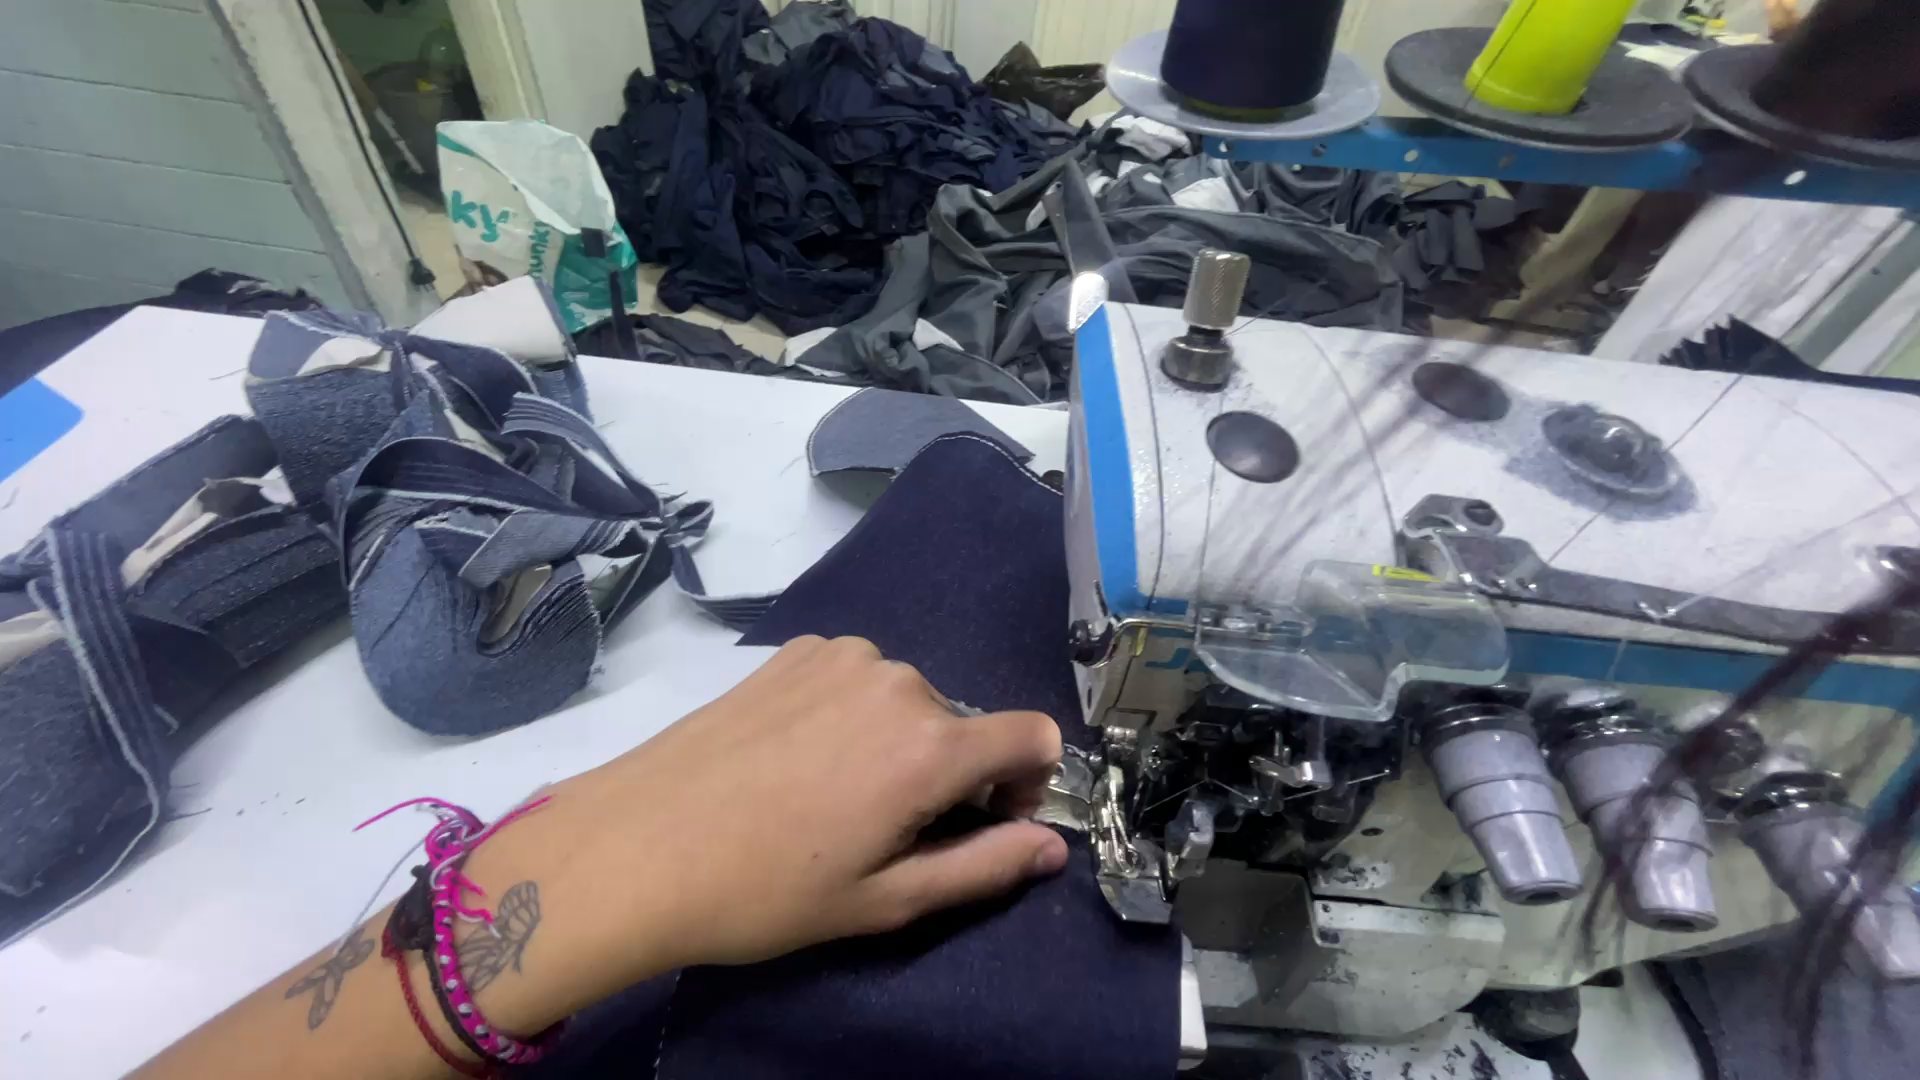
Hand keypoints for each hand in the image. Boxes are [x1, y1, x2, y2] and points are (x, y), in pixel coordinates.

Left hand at [458, 636, 1068, 1030]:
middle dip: (947, 772)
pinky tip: (796, 750)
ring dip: (896, 739)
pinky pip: (858, 677)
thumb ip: (985, 866)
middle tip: (879, 824)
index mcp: (932, 744)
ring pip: (908, 700)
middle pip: (963, 726)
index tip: (975, 820)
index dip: (1023, 783)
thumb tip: (1052, 847)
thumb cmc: (768, 888)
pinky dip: (850, 711)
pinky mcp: (801, 647)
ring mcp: (846, 655)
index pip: (1033, 736)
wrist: (638, 842)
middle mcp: (900, 680)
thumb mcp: (886, 900)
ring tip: (829, 788)